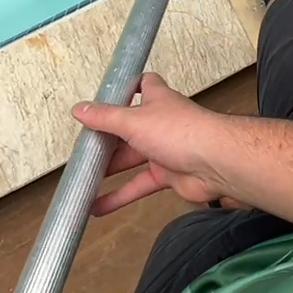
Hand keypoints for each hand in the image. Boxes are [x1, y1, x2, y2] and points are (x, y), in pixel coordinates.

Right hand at [72, 73, 236, 215]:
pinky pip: (138, 184)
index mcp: (155, 100)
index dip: (126, 87)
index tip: (104, 96)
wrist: (213, 163)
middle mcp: (160, 122)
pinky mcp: (168, 174)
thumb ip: (105, 118)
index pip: (142, 85)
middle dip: (107, 137)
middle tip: (82, 147)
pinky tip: (98, 207)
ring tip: (82, 177)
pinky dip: (120, 196)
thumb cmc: (180, 131)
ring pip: (131, 158)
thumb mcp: (133, 120)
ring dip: (109, 169)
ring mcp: (164, 149)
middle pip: (128, 127)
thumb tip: (79, 108)